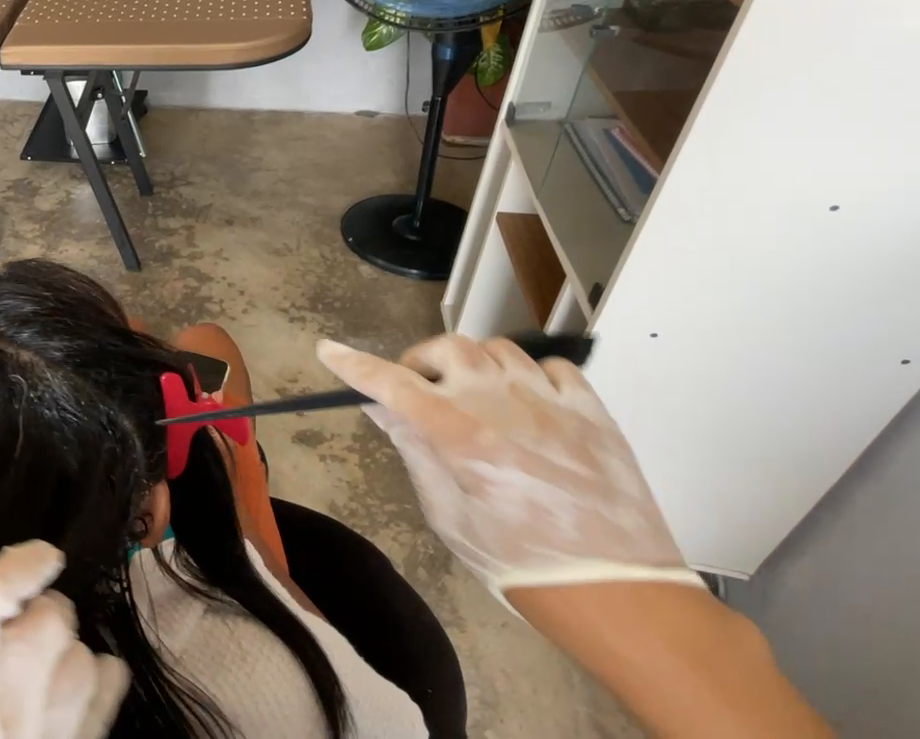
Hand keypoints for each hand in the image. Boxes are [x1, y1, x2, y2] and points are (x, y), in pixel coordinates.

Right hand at [316, 335, 701, 596]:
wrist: (611, 589)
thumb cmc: (513, 558)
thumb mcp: (446, 512)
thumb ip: (415, 450)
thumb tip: (382, 409)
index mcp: (457, 433)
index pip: (390, 382)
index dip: (354, 364)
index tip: (327, 349)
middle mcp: (499, 403)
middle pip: (447, 348)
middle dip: (422, 361)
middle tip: (420, 390)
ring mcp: (549, 401)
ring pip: (497, 349)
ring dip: (472, 365)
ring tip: (473, 395)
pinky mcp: (590, 409)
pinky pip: (551, 366)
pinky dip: (527, 374)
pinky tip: (525, 402)